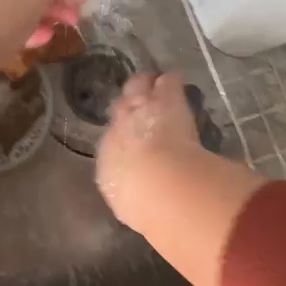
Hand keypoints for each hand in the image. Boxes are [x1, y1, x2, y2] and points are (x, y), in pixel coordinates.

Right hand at [97, 72, 202, 230]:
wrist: (159, 180)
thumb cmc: (143, 203)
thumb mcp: (128, 204)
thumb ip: (130, 193)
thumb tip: (135, 195)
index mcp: (107, 157)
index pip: (112, 140)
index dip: (126, 138)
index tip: (138, 142)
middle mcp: (118, 126)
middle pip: (120, 108)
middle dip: (131, 108)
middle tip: (145, 112)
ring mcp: (141, 106)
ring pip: (138, 86)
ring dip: (147, 88)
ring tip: (158, 90)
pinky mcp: (167, 96)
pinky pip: (168, 81)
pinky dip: (172, 84)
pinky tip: (178, 86)